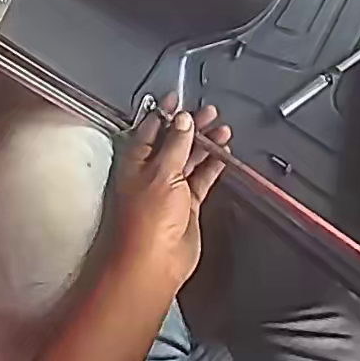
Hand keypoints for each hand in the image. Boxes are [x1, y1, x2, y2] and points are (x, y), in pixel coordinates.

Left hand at [109, 96, 230, 287]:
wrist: (154, 262)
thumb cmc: (146, 221)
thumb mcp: (162, 173)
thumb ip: (175, 144)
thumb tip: (183, 120)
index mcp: (136, 161)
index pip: (151, 128)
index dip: (166, 112)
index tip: (178, 97)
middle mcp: (151, 172)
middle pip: (174, 141)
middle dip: (191, 126)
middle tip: (209, 112)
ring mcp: (169, 188)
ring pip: (190, 158)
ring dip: (206, 143)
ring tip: (222, 129)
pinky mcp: (186, 204)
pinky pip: (201, 178)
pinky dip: (213, 165)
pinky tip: (223, 154)